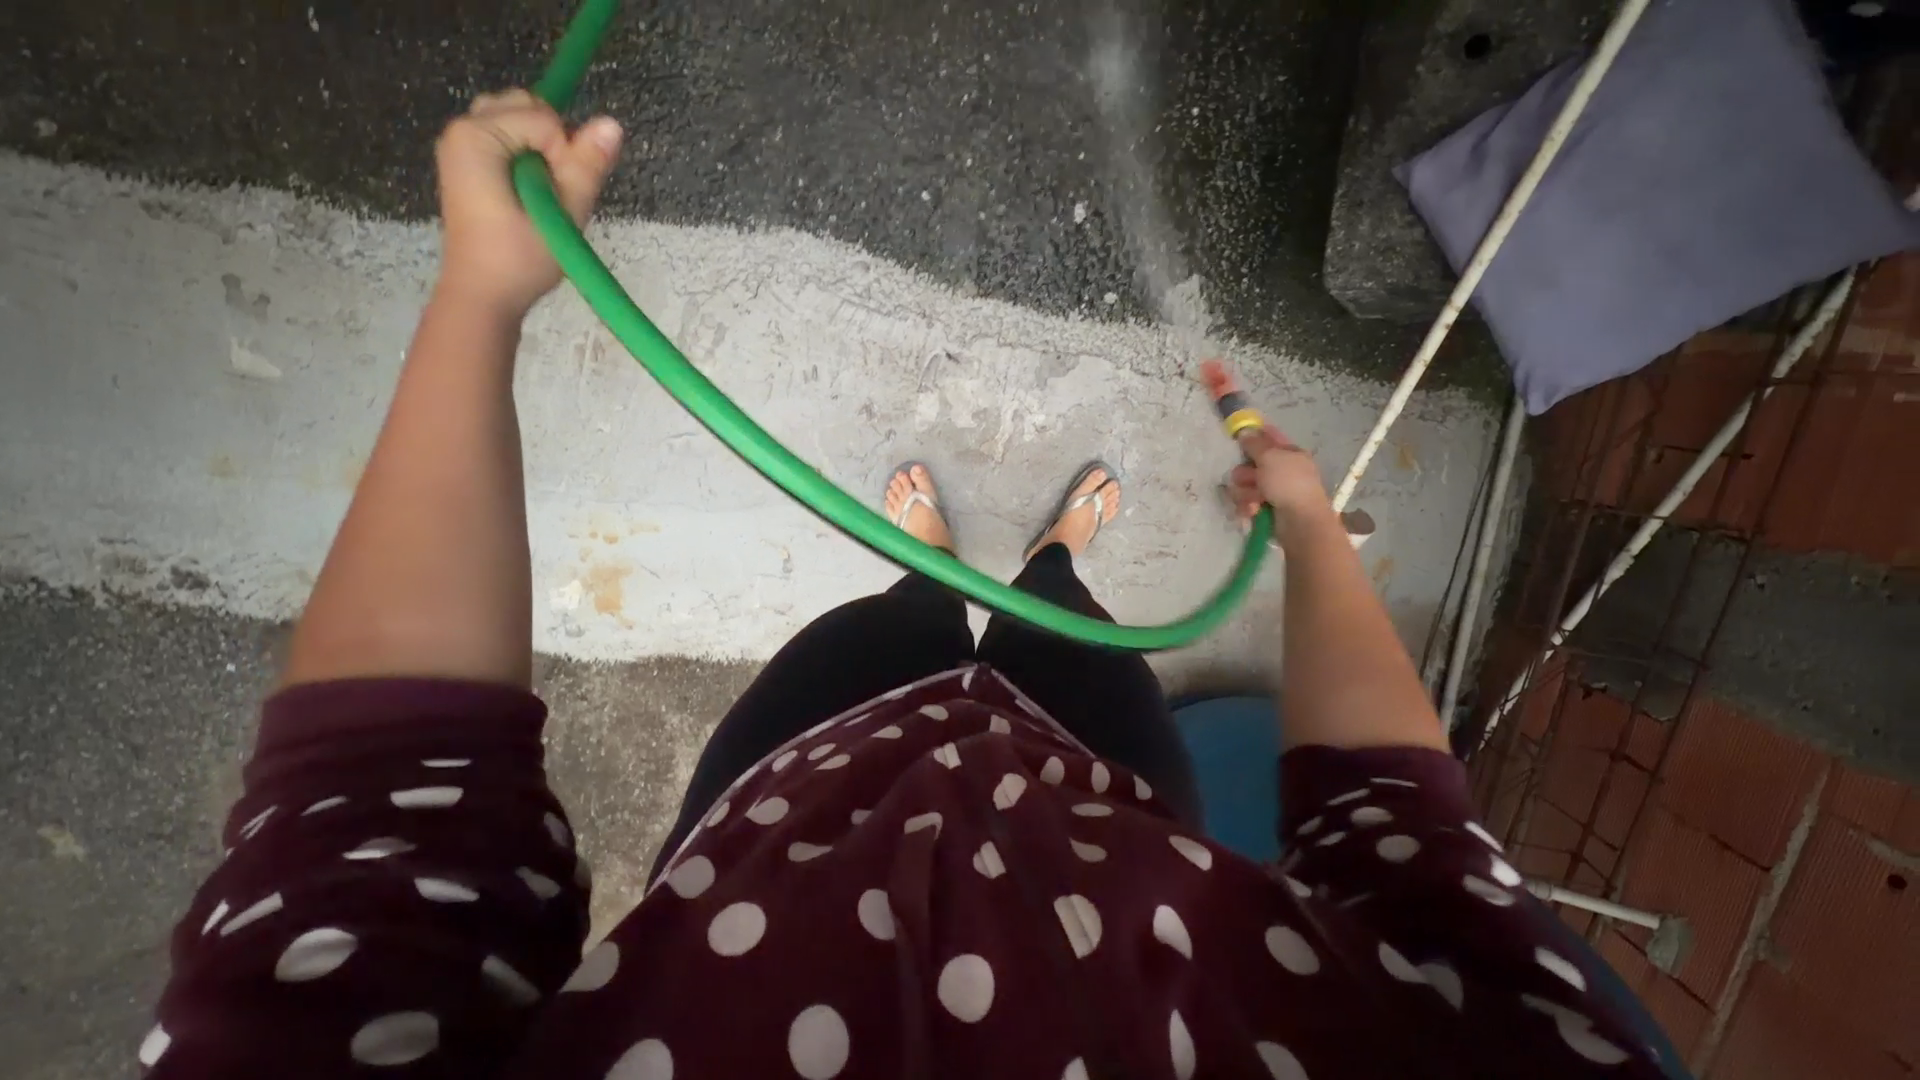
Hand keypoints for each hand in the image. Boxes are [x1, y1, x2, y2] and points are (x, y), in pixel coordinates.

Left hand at [433, 89, 623, 317]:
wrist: (482, 295)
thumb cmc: (520, 261)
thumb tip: (613, 124)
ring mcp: (460, 144)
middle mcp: (462, 129)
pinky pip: (506, 137)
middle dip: (552, 141)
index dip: (565, 154)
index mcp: (477, 137)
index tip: (560, 196)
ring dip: (541, 147)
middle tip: (554, 190)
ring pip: (516, 118)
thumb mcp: (562, 216)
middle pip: (525, 105)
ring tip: (544, 190)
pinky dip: (527, 154)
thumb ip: (586, 167)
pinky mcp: (467, 161)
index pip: (544, 119)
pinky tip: (530, 191)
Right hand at [1226, 426, 1335, 533]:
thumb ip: (1254, 444)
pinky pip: (1247, 501)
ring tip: (1254, 500)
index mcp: (1289, 452)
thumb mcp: (1270, 457)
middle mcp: (1282, 469)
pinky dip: (1248, 506)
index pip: (1268, 436)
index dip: (1252, 435)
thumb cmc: (1288, 484)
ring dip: (1245, 493)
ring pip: (1246, 484)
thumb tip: (1245, 431)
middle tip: (1248, 479)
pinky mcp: (1267, 507)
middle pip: (1251, 463)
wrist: (1301, 521)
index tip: (1237, 437)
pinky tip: (1253, 511)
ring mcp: (1275, 489)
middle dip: (1244, 473)